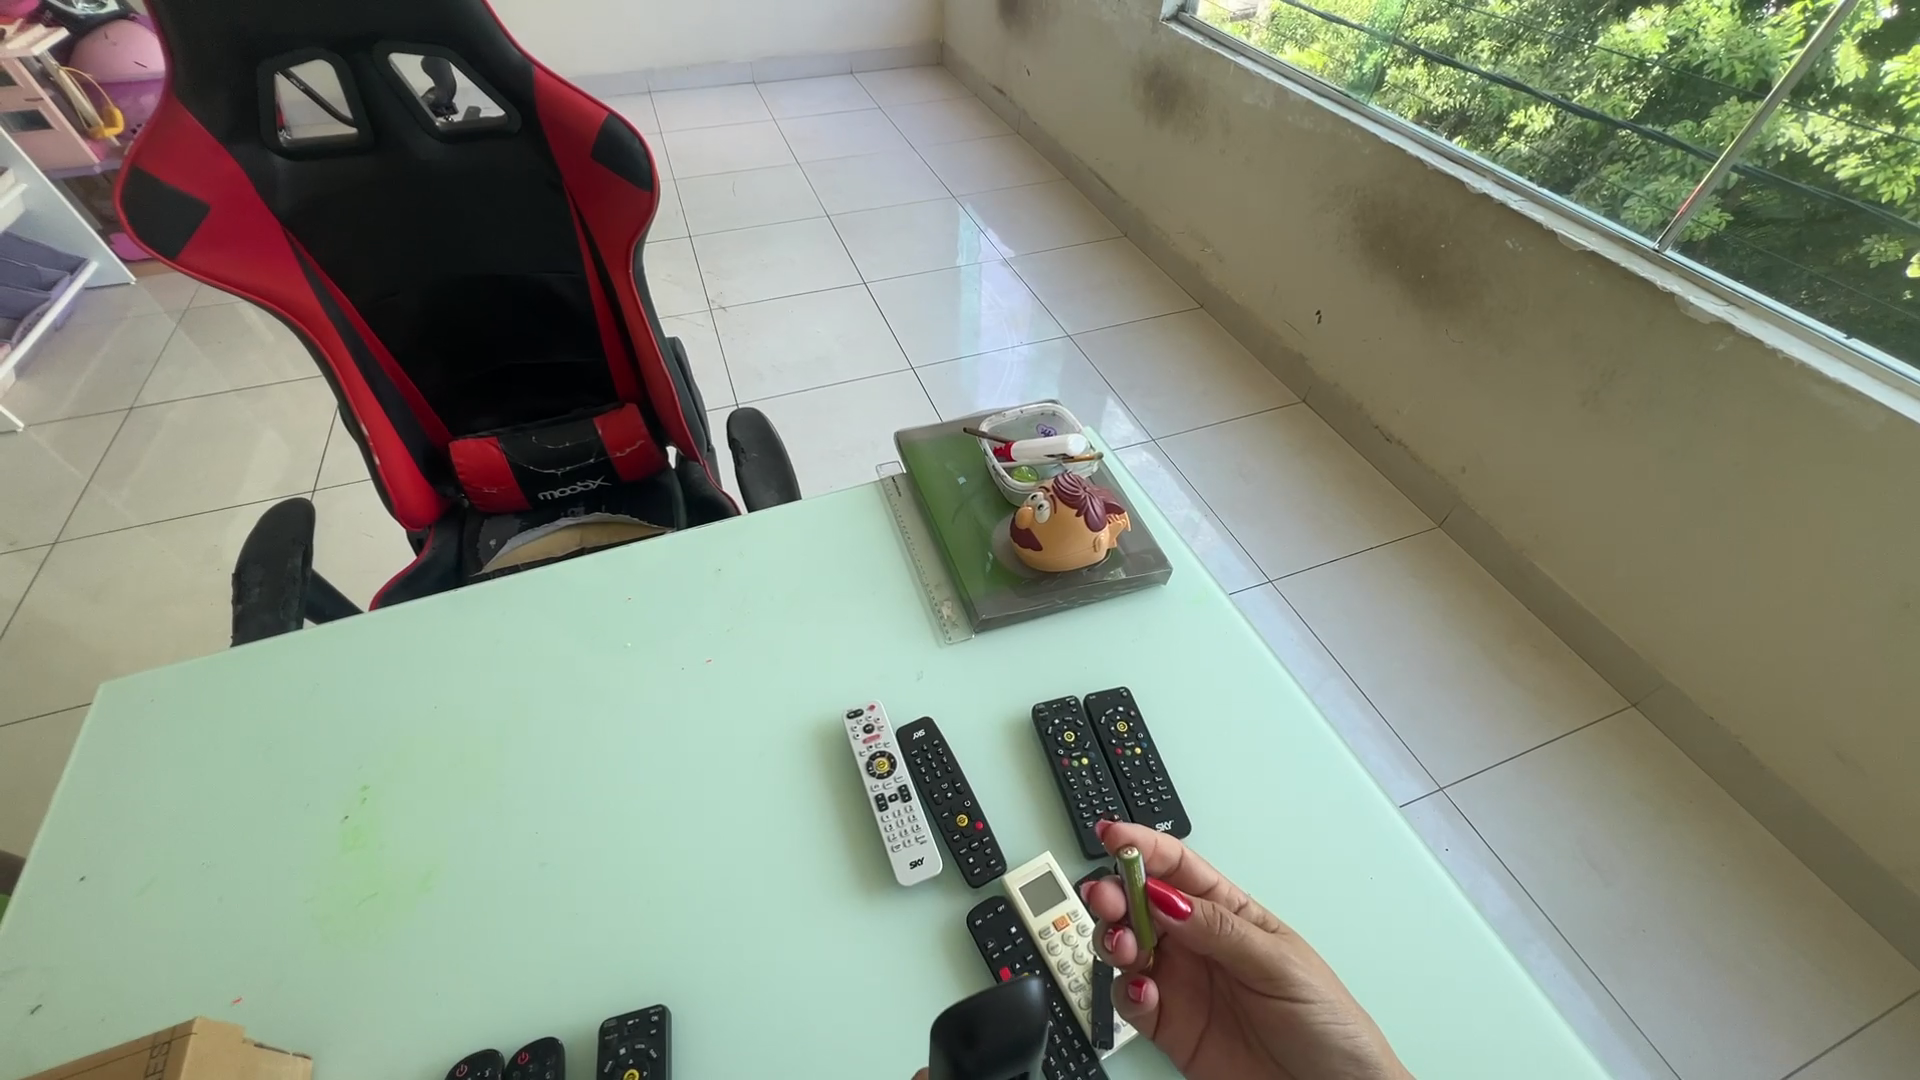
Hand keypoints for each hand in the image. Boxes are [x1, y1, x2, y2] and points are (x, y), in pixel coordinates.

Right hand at [1084, 821, 1411, 1079]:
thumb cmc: (1329, 1026)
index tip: (1113, 835)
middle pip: (1139, 900)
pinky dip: (1124, 990)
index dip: (1141, 845)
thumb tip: (1163, 895)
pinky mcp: (1169, 1024)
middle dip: (1115, 890)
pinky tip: (1142, 992)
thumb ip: (1219, 929)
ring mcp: (1180, 981)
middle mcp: (1195, 940)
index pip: (1175, 865)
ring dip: (1113, 936)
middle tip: (1107, 898)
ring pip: (1125, 943)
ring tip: (1124, 946)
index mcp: (1226, 910)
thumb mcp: (1280, 964)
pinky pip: (1130, 998)